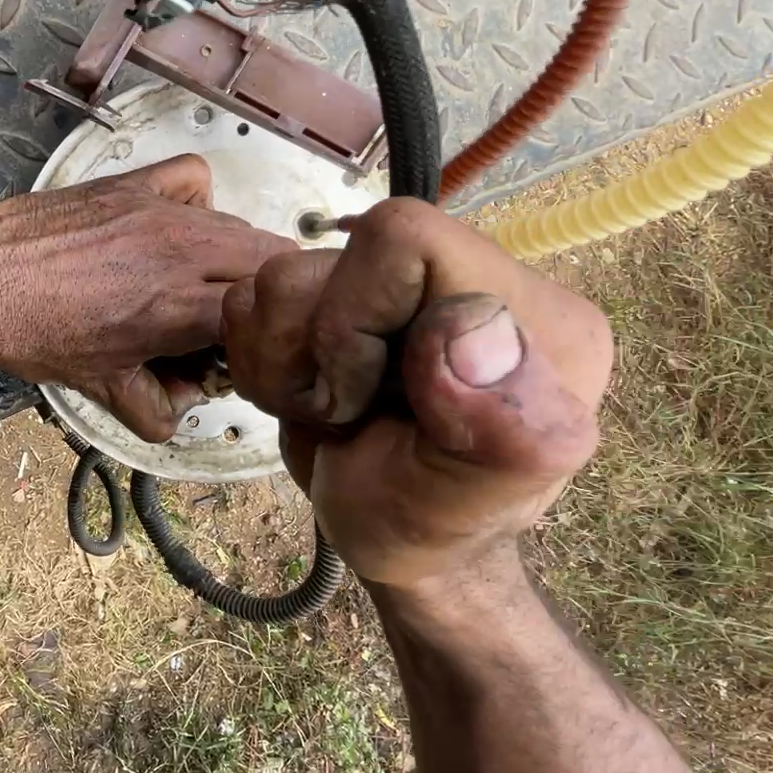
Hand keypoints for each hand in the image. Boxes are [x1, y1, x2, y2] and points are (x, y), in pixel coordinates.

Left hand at [0, 154, 293, 441]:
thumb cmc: (30, 334)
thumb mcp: (99, 386)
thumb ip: (154, 410)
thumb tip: (180, 411)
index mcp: (181, 310)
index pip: (267, 315)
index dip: (255, 337)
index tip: (228, 347)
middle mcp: (183, 253)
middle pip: (270, 264)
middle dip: (253, 295)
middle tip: (212, 315)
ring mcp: (158, 211)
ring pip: (235, 225)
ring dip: (226, 256)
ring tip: (182, 278)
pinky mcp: (129, 183)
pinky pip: (191, 177)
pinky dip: (195, 198)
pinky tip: (164, 225)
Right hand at [221, 198, 612, 587]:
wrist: (385, 535)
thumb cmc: (429, 528)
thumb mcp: (475, 500)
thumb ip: (504, 422)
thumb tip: (471, 323)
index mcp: (523, 311)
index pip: (402, 237)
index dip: (350, 317)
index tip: (359, 397)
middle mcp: (453, 282)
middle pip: (320, 258)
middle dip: (303, 351)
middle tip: (334, 410)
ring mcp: (381, 294)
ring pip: (273, 280)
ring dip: (275, 361)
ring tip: (318, 409)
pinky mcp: (326, 308)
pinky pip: (249, 302)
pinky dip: (257, 359)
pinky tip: (298, 395)